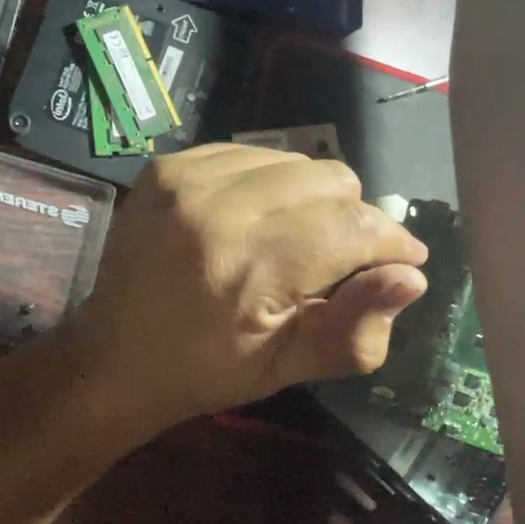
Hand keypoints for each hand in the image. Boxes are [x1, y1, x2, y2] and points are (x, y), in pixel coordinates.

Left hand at [68, 144, 428, 429]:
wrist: (113, 352)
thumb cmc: (204, 370)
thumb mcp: (285, 366)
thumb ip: (354, 328)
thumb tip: (411, 276)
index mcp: (250, 263)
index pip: (353, 226)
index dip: (391, 242)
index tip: (402, 259)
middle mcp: (218, 205)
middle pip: (331, 180)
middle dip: (352, 218)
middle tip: (339, 258)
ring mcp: (186, 178)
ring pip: (293, 160)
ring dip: (310, 196)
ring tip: (292, 238)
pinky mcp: (166, 165)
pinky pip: (248, 153)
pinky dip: (266, 181)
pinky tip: (253, 218)